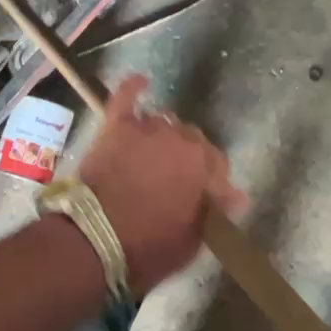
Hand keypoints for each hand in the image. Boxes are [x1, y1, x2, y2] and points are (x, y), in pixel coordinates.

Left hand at [77, 74, 245, 292]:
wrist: (93, 242)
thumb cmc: (148, 248)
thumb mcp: (191, 241)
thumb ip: (215, 212)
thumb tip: (237, 195)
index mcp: (202, 164)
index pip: (218, 164)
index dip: (212, 182)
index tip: (205, 199)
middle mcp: (179, 138)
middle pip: (192, 139)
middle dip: (188, 158)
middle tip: (176, 182)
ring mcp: (146, 129)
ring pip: (164, 123)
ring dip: (164, 137)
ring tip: (154, 158)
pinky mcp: (116, 127)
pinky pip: (126, 98)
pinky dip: (134, 88)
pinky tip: (142, 82)